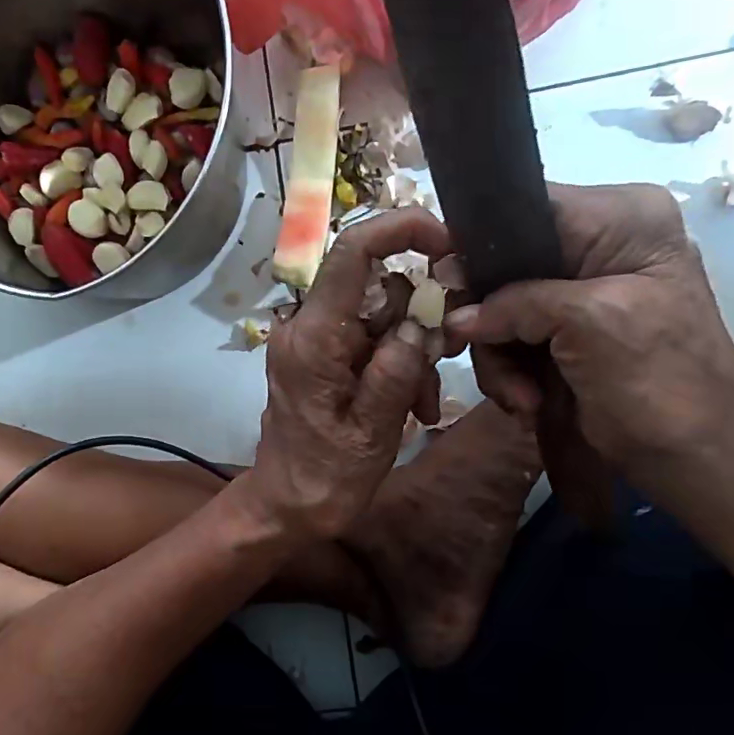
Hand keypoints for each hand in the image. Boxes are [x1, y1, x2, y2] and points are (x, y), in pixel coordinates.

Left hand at [241, 209, 451, 538]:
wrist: (286, 505)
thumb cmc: (325, 477)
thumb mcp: (372, 430)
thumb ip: (396, 369)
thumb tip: (417, 323)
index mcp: (314, 337)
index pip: (352, 252)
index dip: (401, 229)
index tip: (447, 241)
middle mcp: (305, 326)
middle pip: (377, 286)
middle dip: (418, 319)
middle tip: (438, 364)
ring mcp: (312, 340)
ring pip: (380, 314)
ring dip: (411, 352)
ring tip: (418, 405)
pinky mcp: (320, 355)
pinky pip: (368, 339)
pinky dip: (395, 363)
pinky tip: (409, 405)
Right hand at [444, 183, 733, 480]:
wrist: (700, 464)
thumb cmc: (661, 384)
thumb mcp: (590, 324)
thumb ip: (515, 301)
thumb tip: (448, 302)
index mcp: (621, 218)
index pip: (524, 209)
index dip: (477, 247)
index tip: (446, 288)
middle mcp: (597, 245)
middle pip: (501, 263)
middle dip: (487, 317)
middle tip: (471, 352)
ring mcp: (577, 292)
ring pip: (497, 306)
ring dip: (497, 356)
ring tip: (519, 397)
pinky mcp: (564, 332)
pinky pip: (509, 336)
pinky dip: (507, 372)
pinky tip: (525, 402)